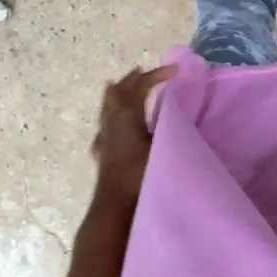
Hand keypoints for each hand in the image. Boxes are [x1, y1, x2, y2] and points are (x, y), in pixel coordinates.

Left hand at [89, 65, 175, 199]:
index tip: (176, 71)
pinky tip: (107, 127)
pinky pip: (102, 127)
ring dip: (116, 93)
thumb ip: (168, 127)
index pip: (141, 85)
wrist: (114, 206)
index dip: (158, 74)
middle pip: (120, 90)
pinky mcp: (100, 152)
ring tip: (118, 85)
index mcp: (128, 114)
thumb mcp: (161, 147)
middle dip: (133, 78)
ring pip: (107, 106)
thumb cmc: (139, 174)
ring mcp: (104, 136)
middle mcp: (112, 120)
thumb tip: (175, 114)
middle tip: (144, 71)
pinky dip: (107, 119)